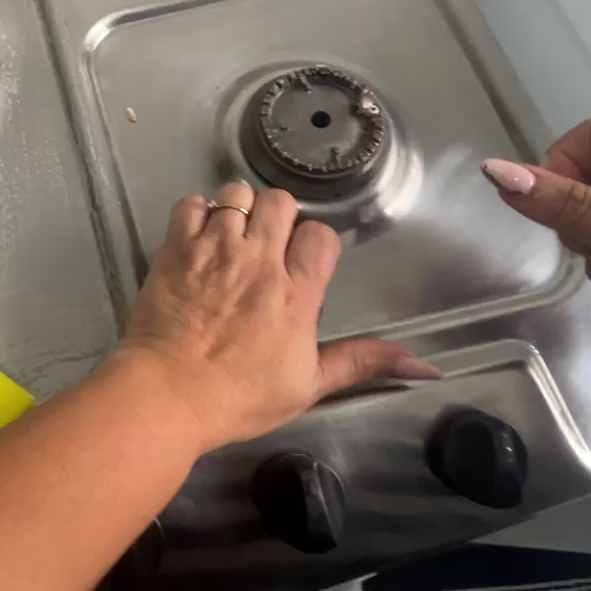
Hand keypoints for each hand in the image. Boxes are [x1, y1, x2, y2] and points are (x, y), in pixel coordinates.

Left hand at [114, 181, 440, 451]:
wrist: (167, 393)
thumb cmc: (238, 396)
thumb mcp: (308, 385)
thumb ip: (361, 362)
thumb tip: (423, 363)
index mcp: (295, 292)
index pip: (320, 235)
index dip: (314, 243)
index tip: (301, 261)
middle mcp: (257, 260)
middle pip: (279, 202)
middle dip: (277, 216)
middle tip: (265, 243)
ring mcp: (213, 249)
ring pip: (236, 194)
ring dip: (237, 209)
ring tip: (231, 235)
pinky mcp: (175, 248)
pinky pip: (190, 203)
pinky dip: (196, 211)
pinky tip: (198, 234)